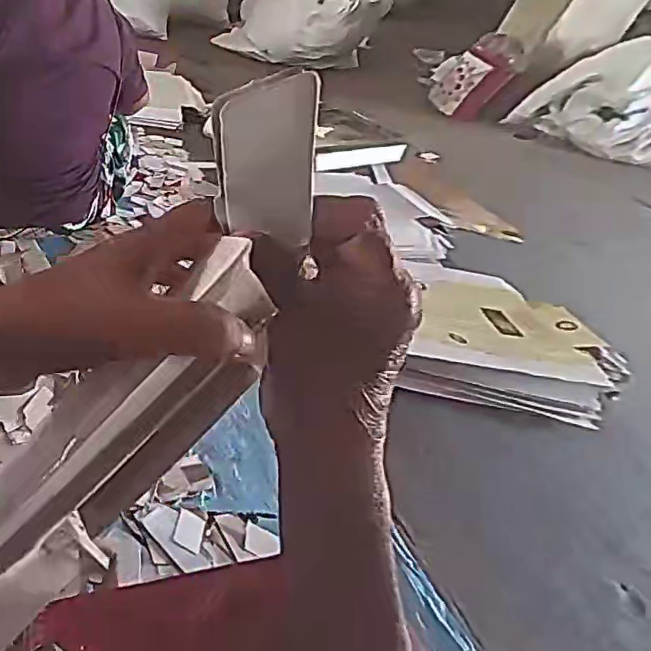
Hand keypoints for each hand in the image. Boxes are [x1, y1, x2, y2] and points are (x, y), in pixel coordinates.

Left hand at [0, 200, 259, 389]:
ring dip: (203, 298)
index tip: (275, 245)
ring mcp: (119, 285)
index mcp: (148, 243)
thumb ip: (193, 327)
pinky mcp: (105, 313)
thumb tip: (248, 339)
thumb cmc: (67, 318)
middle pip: (194, 249)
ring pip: (175, 282)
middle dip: (229, 266)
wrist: (1, 342)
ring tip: (236, 325)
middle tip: (263, 295)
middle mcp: (137, 258)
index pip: (204, 214)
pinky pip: (154, 312)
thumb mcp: (137, 322)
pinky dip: (177, 324)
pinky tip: (190, 350)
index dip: (240, 220)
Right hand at [251, 196, 420, 443]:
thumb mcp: (286, 311)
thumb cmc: (315, 385)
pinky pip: (345, 282)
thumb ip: (275, 261)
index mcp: (382, 278)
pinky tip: (291, 293)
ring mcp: (385, 306)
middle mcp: (394, 288)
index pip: (356, 214)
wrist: (328, 439)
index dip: (311, 210)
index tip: (276, 218)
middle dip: (308, 232)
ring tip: (278, 269)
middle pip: (353, 233)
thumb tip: (256, 232)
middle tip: (270, 241)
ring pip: (346, 257)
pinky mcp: (370, 322)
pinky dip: (318, 279)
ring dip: (311, 256)